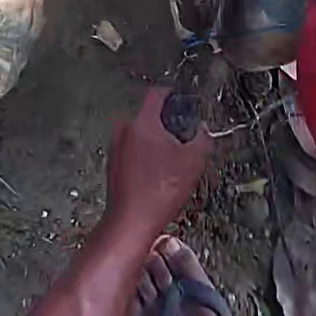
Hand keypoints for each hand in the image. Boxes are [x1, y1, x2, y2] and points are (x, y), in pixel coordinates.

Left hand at [105, 86, 213, 233]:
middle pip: (150, 115)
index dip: (173, 94)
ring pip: (141, 134)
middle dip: (167, 125)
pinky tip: (157, 174)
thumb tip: (202, 131)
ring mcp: (116, 147)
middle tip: (182, 140)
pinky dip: (145, 156)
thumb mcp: (193, 161)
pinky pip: (133, 150)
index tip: (182, 101)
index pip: (157, 93)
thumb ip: (202, 138)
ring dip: (156, 142)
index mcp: (143, 123)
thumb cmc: (158, 192)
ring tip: (170, 162)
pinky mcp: (113, 163)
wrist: (131, 221)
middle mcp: (125, 130)